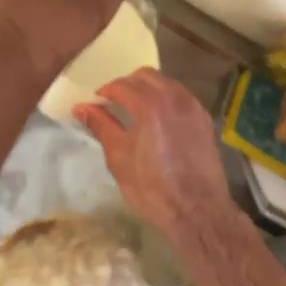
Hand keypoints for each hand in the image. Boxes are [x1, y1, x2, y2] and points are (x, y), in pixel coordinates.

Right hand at [74, 69, 233, 239]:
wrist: (197, 209)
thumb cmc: (152, 187)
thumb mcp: (119, 157)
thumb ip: (101, 126)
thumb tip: (81, 107)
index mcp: (150, 104)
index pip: (121, 85)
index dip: (104, 92)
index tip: (95, 104)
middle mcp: (174, 96)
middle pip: (145, 76)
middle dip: (127, 85)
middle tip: (114, 105)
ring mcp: (193, 106)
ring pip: (166, 84)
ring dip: (148, 90)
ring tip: (135, 112)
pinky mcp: (204, 119)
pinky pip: (181, 98)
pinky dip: (166, 100)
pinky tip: (159, 122)